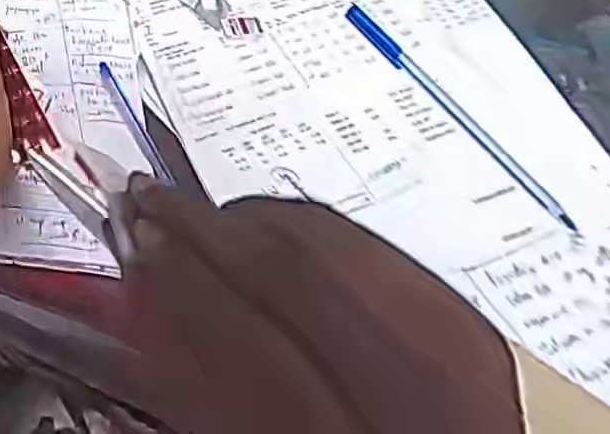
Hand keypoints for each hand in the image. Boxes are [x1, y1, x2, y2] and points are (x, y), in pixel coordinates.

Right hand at [114, 181, 520, 433]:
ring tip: (191, 209)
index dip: (185, 282)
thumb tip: (151, 298)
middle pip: (293, 276)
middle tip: (147, 198)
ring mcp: (465, 353)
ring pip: (331, 246)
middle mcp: (425, 400)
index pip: (259, 349)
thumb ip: (212, 384)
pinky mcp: (473, 317)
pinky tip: (259, 222)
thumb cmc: (336, 430)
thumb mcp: (265, 429)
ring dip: (241, 216)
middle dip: (201, 225)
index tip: (136, 241)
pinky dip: (295, 219)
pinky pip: (364, 239)